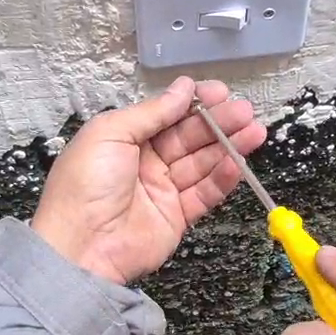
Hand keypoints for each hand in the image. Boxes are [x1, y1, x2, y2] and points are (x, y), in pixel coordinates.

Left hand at [30, 77, 265, 284]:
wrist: (81, 247)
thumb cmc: (85, 184)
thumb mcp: (110, 133)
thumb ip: (152, 111)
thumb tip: (184, 87)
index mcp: (124, 138)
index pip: (167, 115)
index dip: (193, 103)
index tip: (219, 92)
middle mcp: (145, 162)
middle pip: (189, 137)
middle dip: (218, 123)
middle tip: (244, 110)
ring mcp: (162, 190)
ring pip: (201, 163)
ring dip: (229, 146)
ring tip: (254, 131)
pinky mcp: (177, 217)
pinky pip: (204, 194)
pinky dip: (222, 178)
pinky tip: (238, 163)